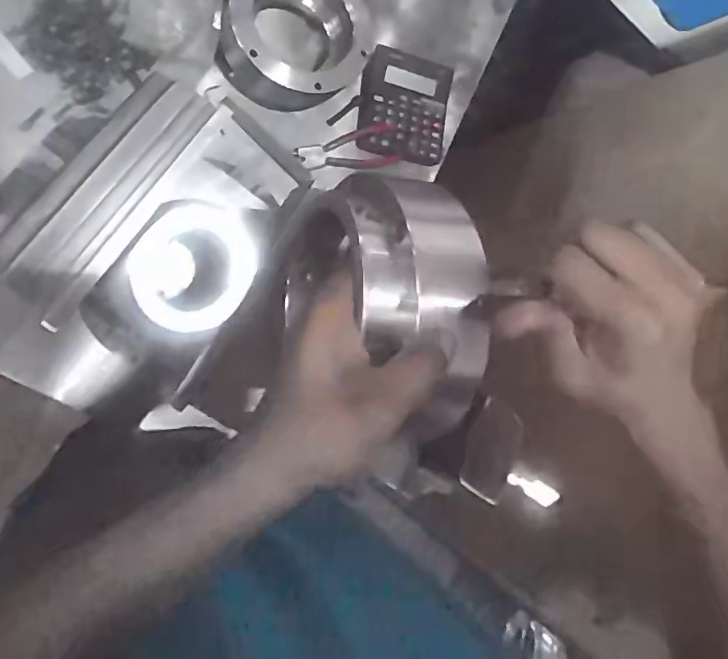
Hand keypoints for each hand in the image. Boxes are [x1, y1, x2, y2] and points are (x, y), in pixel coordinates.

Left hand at [241, 272, 445, 492]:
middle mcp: (324, 312)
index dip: (405, 258)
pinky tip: (417, 354)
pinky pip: (365, 335)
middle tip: (452, 295)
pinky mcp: (327, 357)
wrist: (275, 469)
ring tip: (444, 321)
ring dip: (402, 318)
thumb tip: (451, 338)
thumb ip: (420, 367)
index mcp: (331, 308)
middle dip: (411, 291)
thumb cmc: (323, 430)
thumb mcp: (382, 403)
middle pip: (374, 286)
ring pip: (371, 312)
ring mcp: (323, 335)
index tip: (440, 263)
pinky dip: (389, 339)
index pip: (369, 260)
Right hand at [497, 221, 721, 476]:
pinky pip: (647, 233)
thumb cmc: (616, 390)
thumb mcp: (571, 373)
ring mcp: (683, 278)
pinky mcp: (693, 272)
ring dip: (602, 248)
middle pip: (595, 232)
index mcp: (629, 317)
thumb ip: (544, 332)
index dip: (552, 275)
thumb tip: (506, 313)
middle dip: (577, 253)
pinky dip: (628, 244)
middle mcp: (660, 290)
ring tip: (602, 276)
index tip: (556, 298)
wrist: (673, 402)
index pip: (569, 261)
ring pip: (621, 228)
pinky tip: (624, 270)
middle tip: (577, 283)